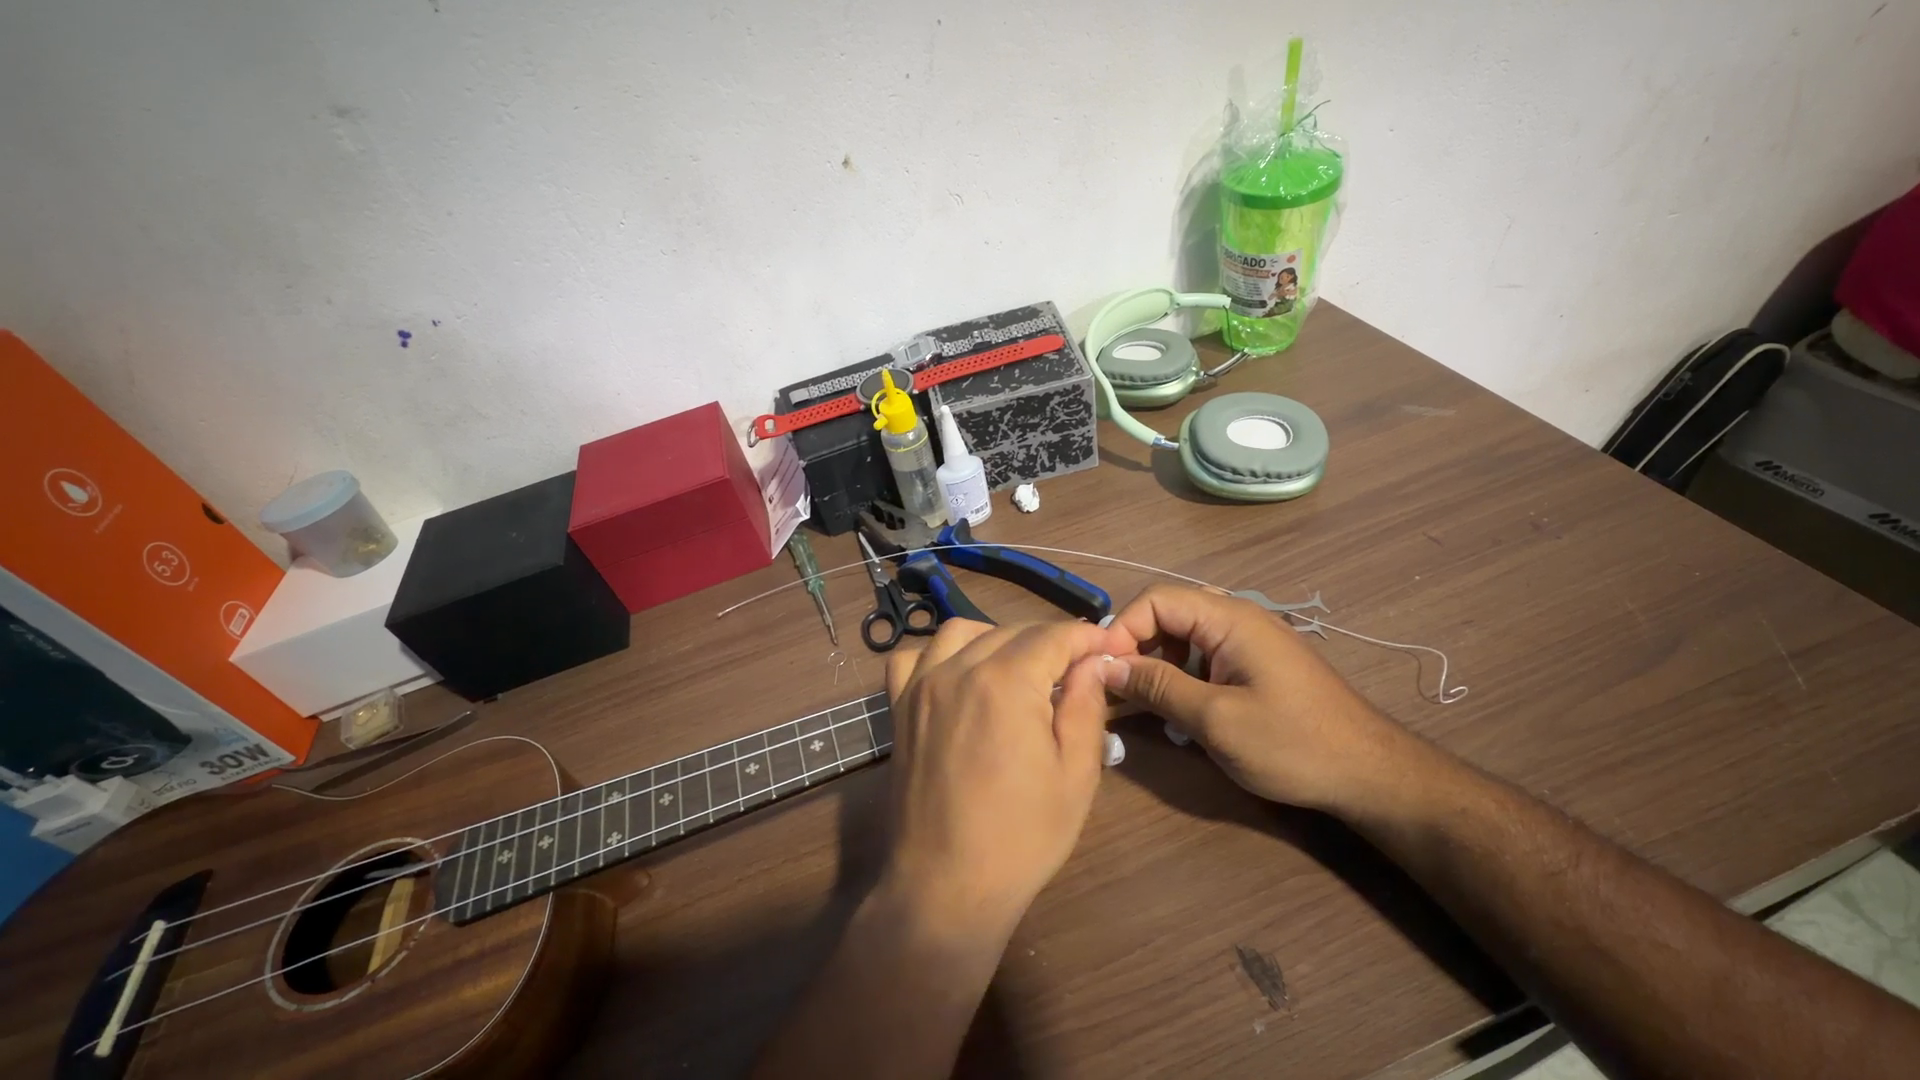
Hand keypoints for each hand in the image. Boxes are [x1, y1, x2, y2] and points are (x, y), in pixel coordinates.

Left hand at [882, 618, 1111, 936]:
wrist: (946, 886)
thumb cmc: (1021, 837)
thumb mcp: (1075, 775)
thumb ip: (1086, 706)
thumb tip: (1093, 661)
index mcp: (1006, 683)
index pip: (1054, 636)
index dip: (1088, 637)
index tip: (1110, 646)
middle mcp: (957, 670)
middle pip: (1012, 632)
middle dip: (1050, 640)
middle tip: (1077, 668)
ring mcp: (921, 687)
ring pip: (961, 633)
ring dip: (997, 638)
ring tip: (1021, 669)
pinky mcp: (898, 709)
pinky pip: (912, 658)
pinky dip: (939, 655)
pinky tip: (960, 677)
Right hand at [1096, 585, 1410, 811]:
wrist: (1369, 774)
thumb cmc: (1292, 744)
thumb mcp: (1216, 719)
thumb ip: (1158, 687)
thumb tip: (1105, 667)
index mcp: (1231, 619)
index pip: (1157, 600)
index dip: (1122, 629)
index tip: (1103, 672)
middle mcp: (1238, 620)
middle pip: (1168, 615)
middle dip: (1134, 648)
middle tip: (1111, 689)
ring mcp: (1249, 643)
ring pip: (1183, 638)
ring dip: (1154, 665)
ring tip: (1133, 704)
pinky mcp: (1255, 667)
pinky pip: (1203, 659)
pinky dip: (1178, 678)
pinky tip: (1168, 710)